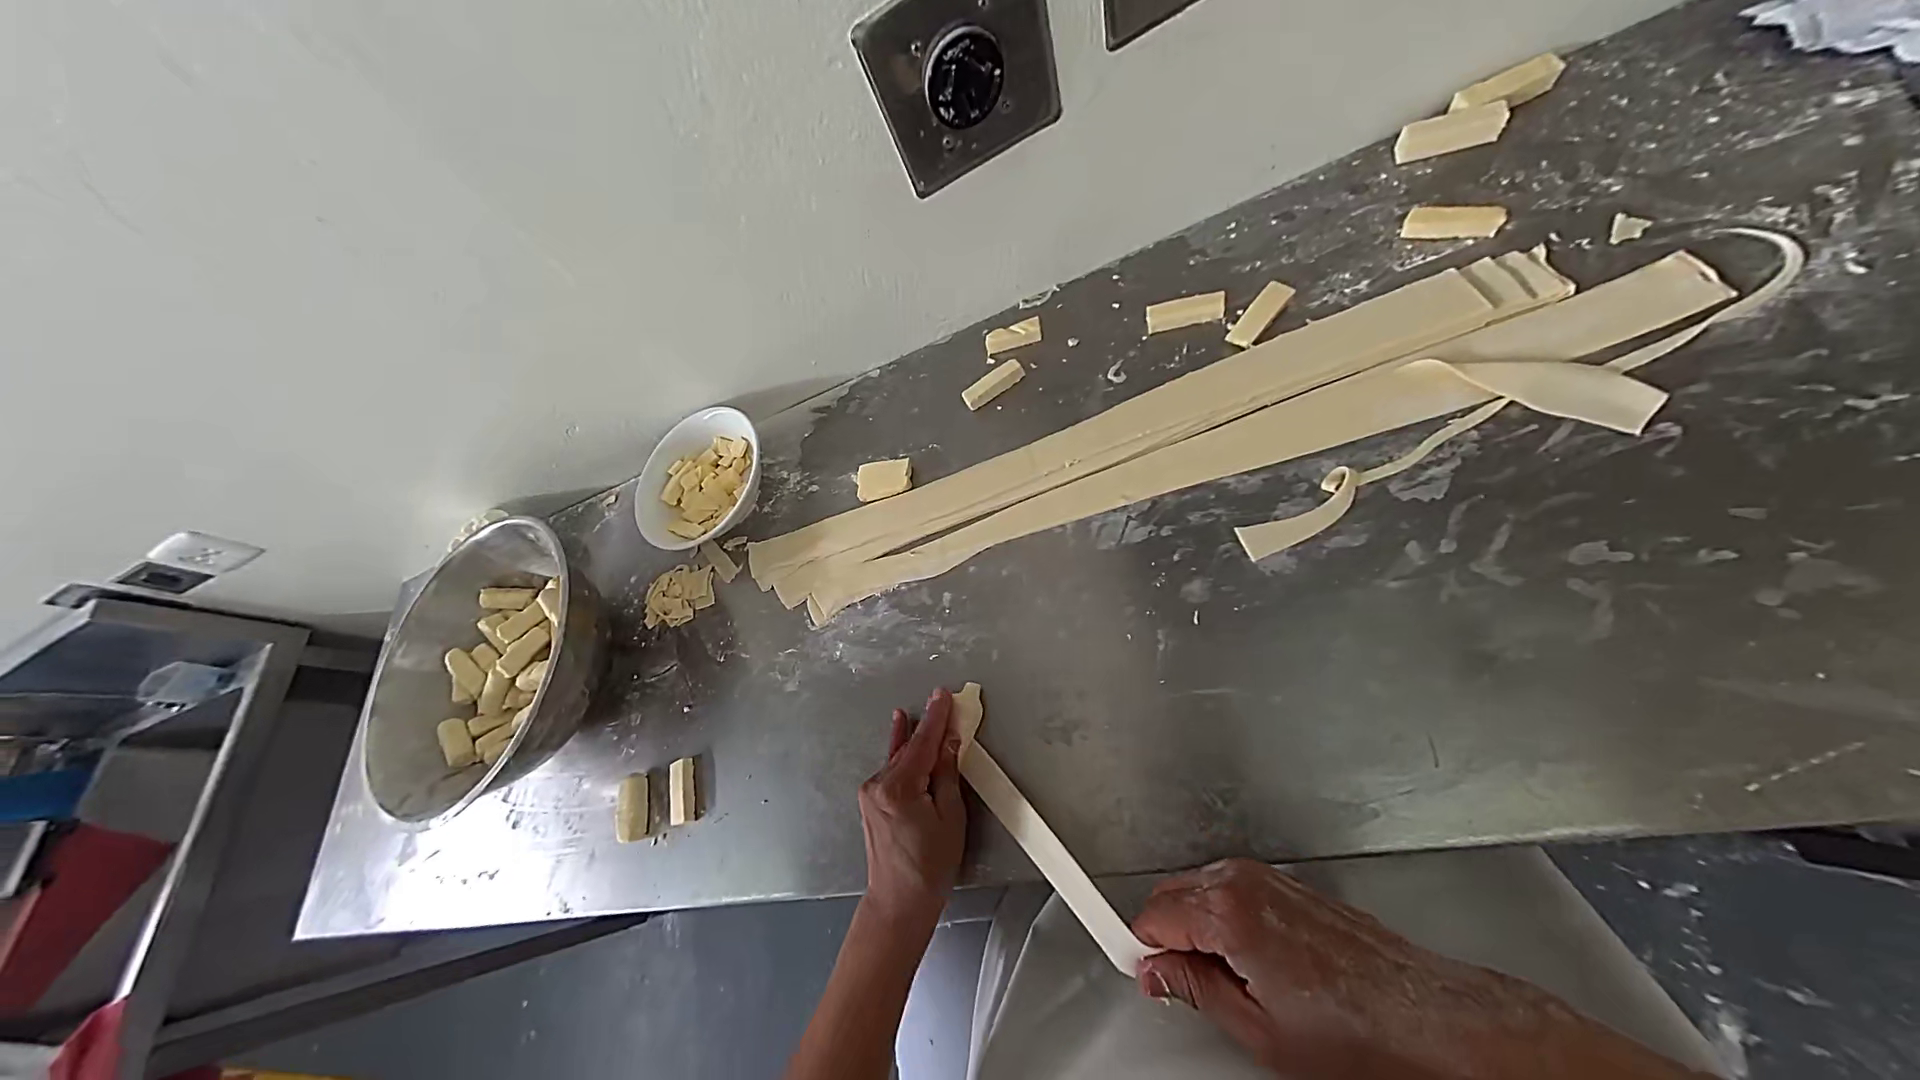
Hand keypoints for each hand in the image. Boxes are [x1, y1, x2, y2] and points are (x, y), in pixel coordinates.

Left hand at [857, 688, 966, 924]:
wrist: (898, 902)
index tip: (945, 695)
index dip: (937, 717)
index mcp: (899, 788)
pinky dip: (901, 751)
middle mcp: (879, 784)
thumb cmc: (930, 867)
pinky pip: (891, 768)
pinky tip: (900, 727)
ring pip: (900, 756)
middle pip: (911, 747)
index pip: (924, 743)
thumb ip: (947, 774)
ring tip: (929, 709)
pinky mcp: (870, 799)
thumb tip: (949, 742)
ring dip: (917, 739)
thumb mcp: (950, 817)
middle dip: (931, 726)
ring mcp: (870, 791)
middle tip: (946, 701)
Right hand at [1131, 859, 1706, 1078]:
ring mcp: (1266, 876)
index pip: (1150, 914)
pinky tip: (1257, 960)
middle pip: (1170, 894)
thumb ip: (1194, 989)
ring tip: (1236, 977)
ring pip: (1198, 889)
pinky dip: (1224, 916)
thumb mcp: (1258, 1031)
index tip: (1138, 965)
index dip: (1139, 945)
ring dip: (1197, 926)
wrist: (1434, 1021)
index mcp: (1227, 911)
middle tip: (1190, 985)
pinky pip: (1229, 888)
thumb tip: (1158, 973)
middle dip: (1168, 935)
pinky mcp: (1285, 880)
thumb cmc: (1359, 1032)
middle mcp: (1242, 880)